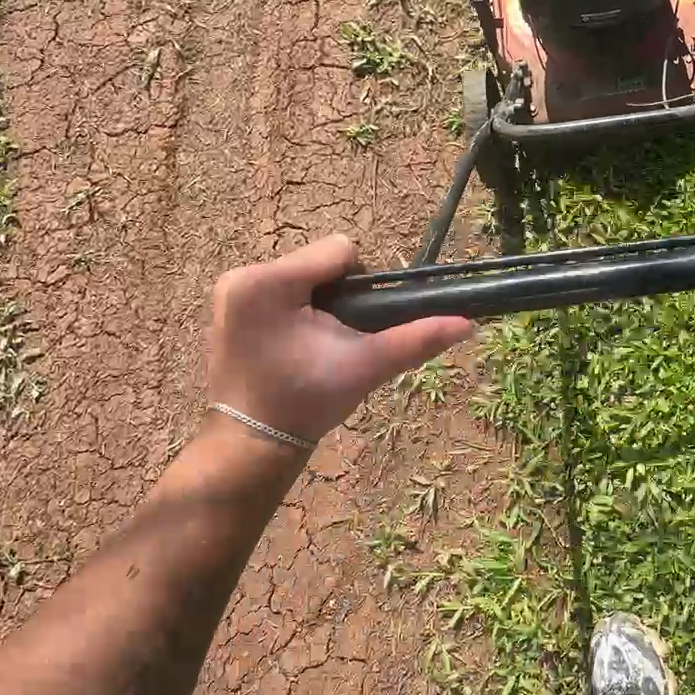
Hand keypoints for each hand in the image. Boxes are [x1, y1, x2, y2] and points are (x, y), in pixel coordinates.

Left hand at [207, 235, 472, 442]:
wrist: (251, 444)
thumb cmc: (307, 401)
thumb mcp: (367, 365)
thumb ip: (417, 339)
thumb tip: (468, 324)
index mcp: (268, 283)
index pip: (340, 251)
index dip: (359, 285)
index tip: (349, 326)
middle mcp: (241, 276)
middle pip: (320, 261)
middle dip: (338, 294)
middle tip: (332, 338)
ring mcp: (229, 291)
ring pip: (303, 273)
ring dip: (319, 300)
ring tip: (314, 343)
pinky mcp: (227, 305)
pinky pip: (279, 287)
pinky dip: (295, 307)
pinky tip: (294, 343)